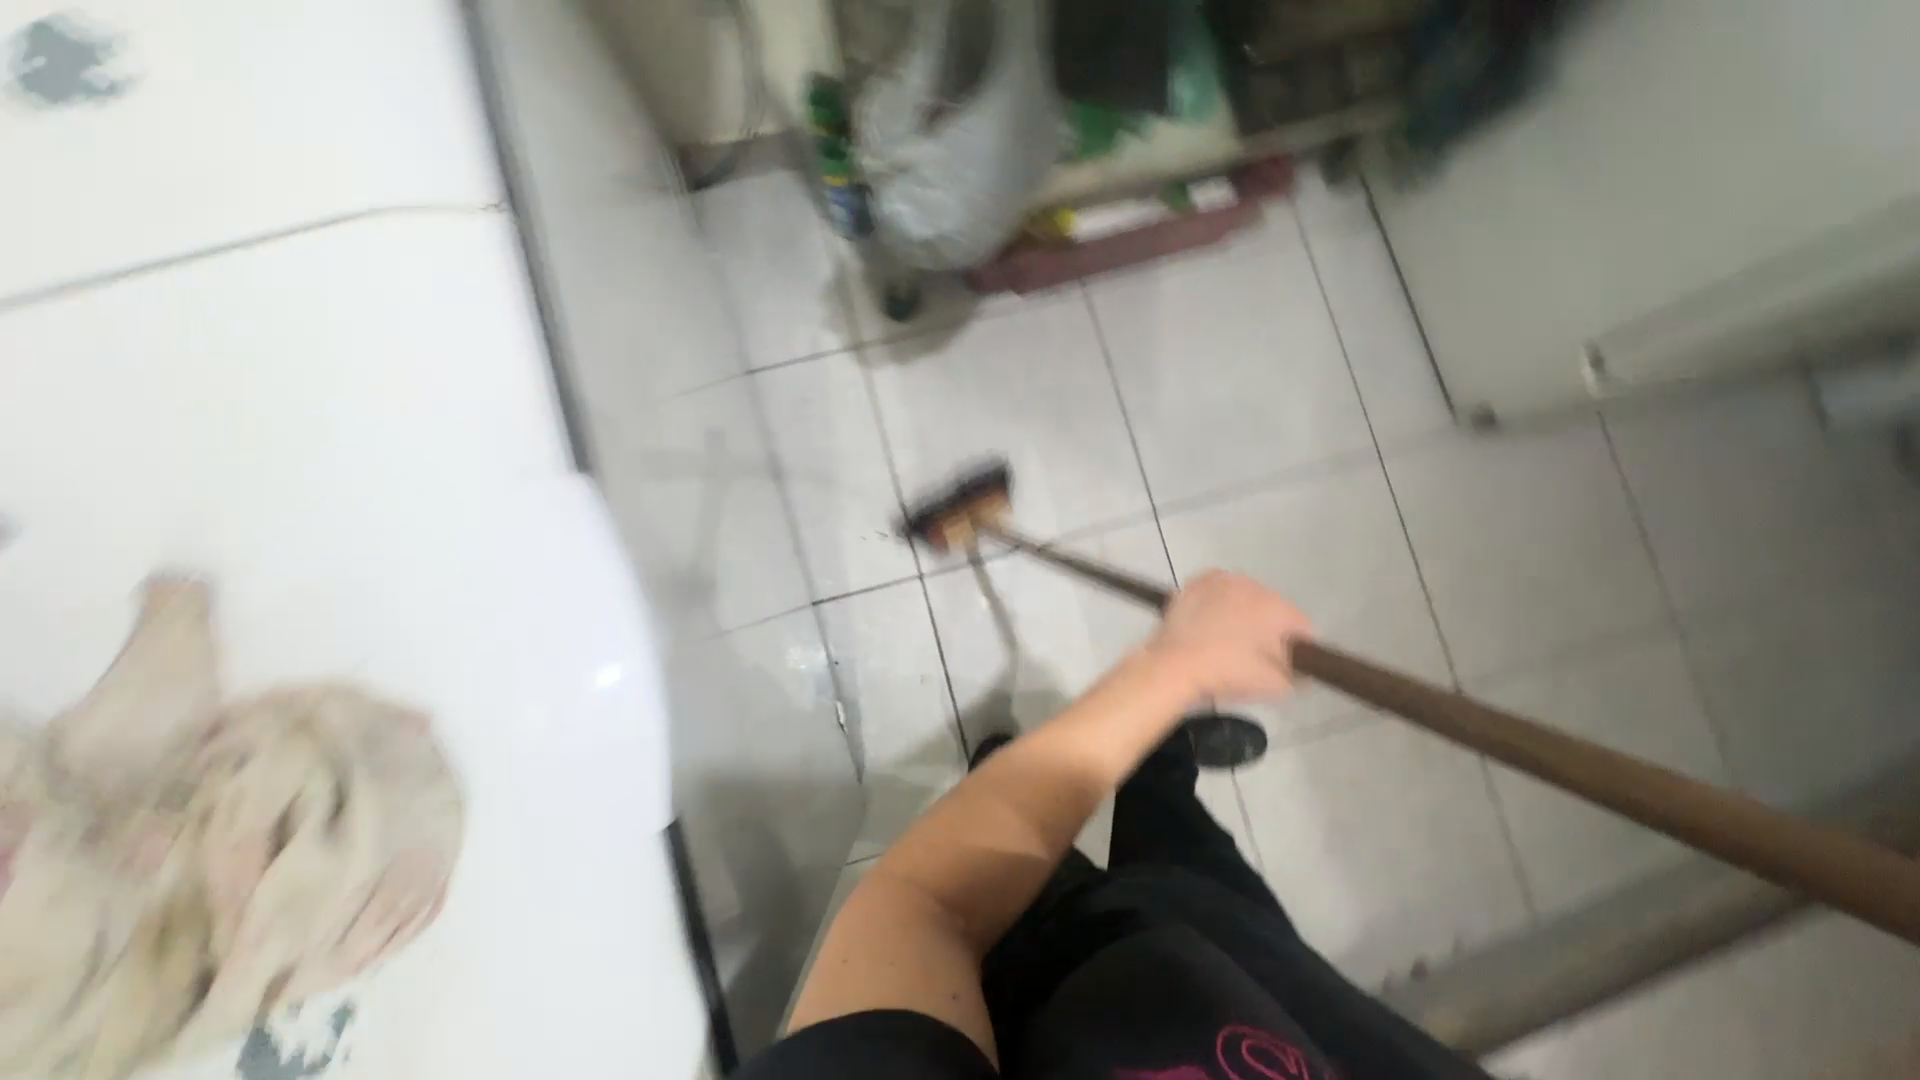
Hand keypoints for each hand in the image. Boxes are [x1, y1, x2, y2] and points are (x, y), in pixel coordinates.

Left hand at [1145, 571, 1311, 703]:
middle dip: (1269, 629)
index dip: (1298, 648)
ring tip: (1228, 640)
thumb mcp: (1274, 686)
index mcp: (1276, 607)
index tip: (1287, 665)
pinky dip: (1218, 602)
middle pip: (1273, 609)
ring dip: (1244, 613)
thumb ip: (1296, 676)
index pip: (1302, 626)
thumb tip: (1300, 672)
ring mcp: (1222, 580)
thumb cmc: (1227, 673)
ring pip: (1245, 597)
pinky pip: (1218, 590)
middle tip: (1254, 655)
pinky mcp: (1196, 582)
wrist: (1174, 663)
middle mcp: (1253, 585)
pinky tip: (1210, 622)